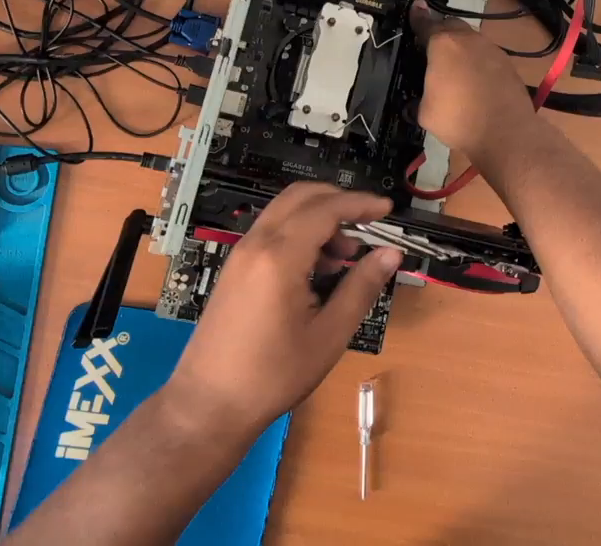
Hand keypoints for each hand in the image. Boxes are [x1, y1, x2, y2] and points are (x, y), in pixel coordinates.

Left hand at [165, 182, 402, 435]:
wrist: (209, 404)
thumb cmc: (273, 375)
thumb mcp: (328, 336)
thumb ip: (360, 288)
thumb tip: (390, 254)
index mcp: (280, 257)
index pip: (325, 209)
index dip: (359, 204)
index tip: (386, 209)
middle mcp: (257, 244)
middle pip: (300, 197)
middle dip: (338, 200)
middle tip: (368, 222)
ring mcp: (241, 254)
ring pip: (284, 211)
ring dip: (318, 217)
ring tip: (345, 256)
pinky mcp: (234, 268)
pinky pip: (271, 231)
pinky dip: (299, 232)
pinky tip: (316, 268)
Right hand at [408, 2, 540, 163]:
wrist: (506, 132)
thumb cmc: (458, 119)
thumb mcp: (425, 113)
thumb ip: (417, 100)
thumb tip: (413, 105)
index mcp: (443, 45)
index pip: (425, 24)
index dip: (416, 17)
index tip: (414, 8)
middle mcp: (468, 39)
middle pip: (450, 25)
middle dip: (440, 30)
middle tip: (431, 46)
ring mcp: (491, 49)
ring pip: (470, 38)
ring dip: (460, 46)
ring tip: (453, 66)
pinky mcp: (507, 63)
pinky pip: (485, 54)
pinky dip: (476, 60)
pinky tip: (474, 79)